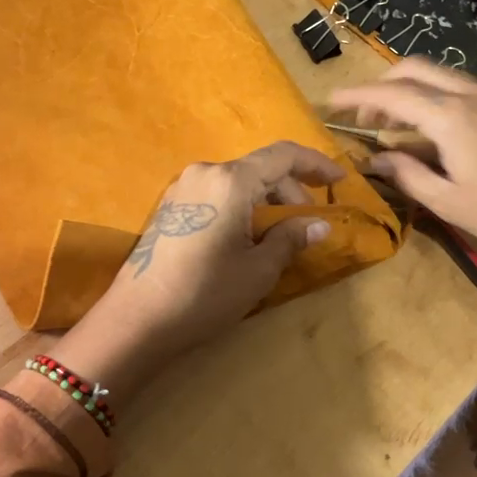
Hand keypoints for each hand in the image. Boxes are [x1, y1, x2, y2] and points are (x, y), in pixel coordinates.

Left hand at [48, 141, 344, 395]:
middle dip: (290, 190)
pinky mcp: (170, 206)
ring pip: (238, 182)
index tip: (340, 179)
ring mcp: (183, 188)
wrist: (136, 320)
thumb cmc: (204, 294)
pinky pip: (217, 194)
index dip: (316, 163)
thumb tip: (320, 224)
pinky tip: (248, 237)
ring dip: (266, 200)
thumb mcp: (258, 270)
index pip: (283, 155)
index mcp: (230, 181)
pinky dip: (241, 207)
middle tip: (309, 223)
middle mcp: (205, 172)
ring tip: (280, 236)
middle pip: (260, 168)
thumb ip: (291, 238)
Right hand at [328, 59, 476, 271]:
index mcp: (451, 117)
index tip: (331, 101)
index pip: (393, 95)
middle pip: (414, 71)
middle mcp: (469, 96)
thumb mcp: (448, 202)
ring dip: (407, 89)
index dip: (358, 96)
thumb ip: (407, 175)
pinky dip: (430, 96)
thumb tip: (376, 159)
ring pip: (437, 76)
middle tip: (360, 115)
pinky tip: (425, 128)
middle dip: (381, 86)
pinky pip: (456, 88)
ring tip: (387, 122)